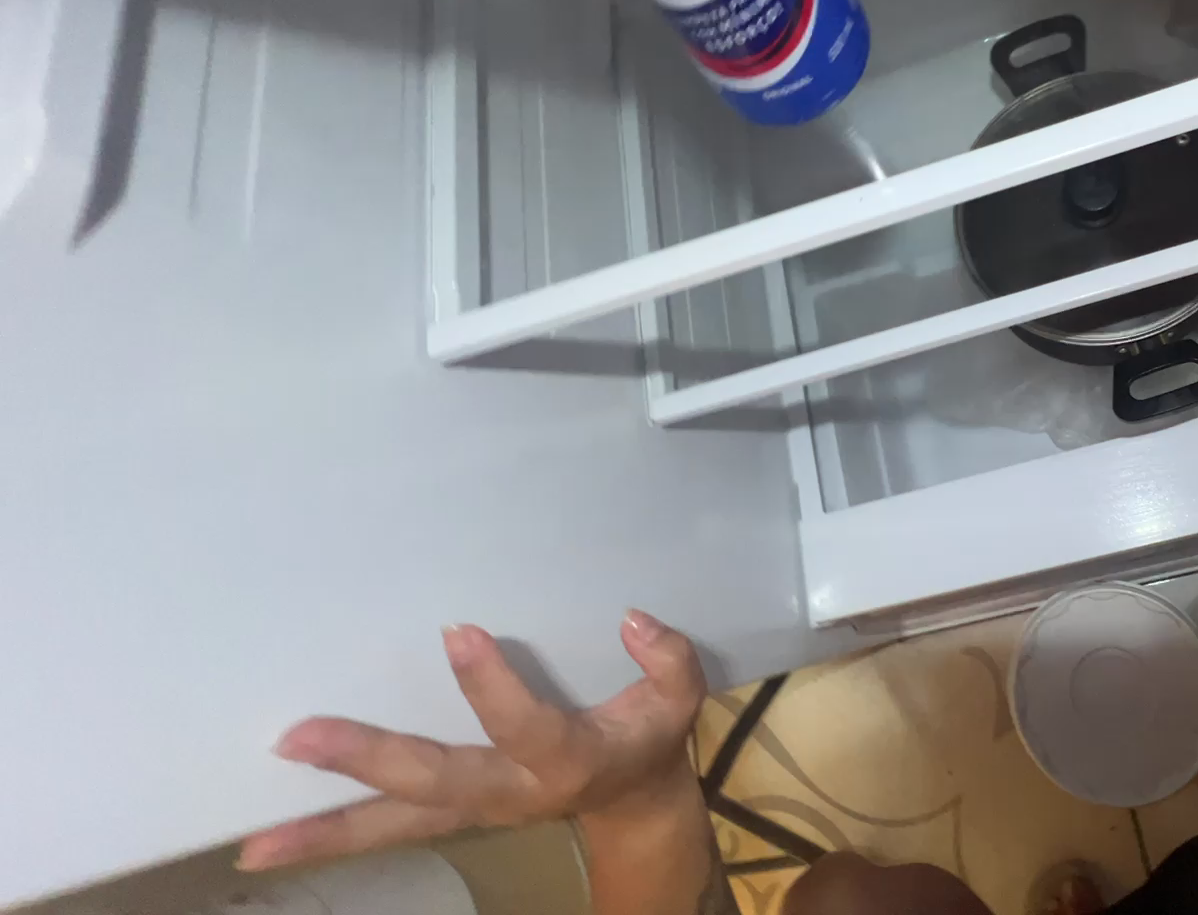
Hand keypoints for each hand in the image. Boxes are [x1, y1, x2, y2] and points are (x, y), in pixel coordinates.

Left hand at [237, 611, 705, 870]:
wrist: (633, 799)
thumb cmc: (653, 735)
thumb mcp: (682, 695)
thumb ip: (668, 657)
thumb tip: (630, 619)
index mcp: (571, 757)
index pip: (524, 724)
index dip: (490, 684)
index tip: (457, 630)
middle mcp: (516, 791)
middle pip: (439, 782)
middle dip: (373, 762)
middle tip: (301, 738)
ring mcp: (483, 809)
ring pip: (404, 822)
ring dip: (333, 829)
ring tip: (254, 841)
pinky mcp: (464, 811)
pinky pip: (400, 823)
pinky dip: (341, 833)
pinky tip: (274, 839)